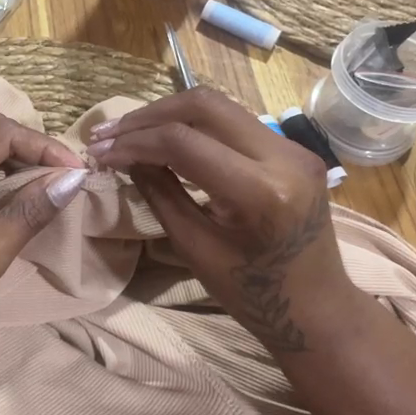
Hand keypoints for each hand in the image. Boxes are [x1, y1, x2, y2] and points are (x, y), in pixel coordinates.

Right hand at [86, 87, 348, 352]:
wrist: (316, 309)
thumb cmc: (251, 293)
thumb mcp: (193, 246)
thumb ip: (159, 192)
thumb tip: (123, 155)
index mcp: (260, 192)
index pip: (183, 142)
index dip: (134, 142)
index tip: (99, 151)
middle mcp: (284, 157)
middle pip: (203, 105)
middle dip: (148, 115)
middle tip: (109, 133)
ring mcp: (294, 148)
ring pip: (219, 107)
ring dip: (169, 115)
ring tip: (129, 132)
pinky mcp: (294, 149)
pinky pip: (234, 123)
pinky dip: (194, 126)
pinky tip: (165, 140)